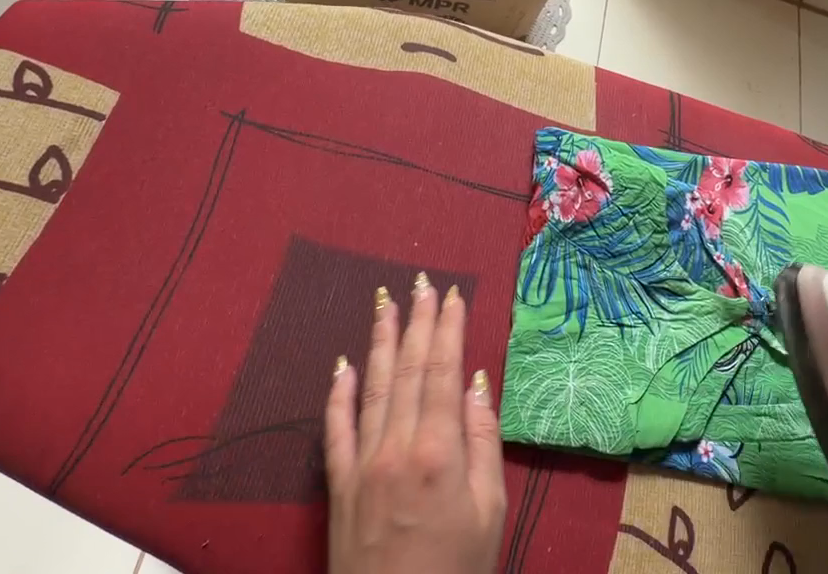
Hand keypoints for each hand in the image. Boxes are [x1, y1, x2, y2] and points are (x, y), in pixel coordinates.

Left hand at [326, 274, 505, 573]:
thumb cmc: (458, 567)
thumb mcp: (490, 508)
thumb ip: (483, 440)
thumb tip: (476, 381)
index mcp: (440, 450)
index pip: (442, 371)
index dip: (447, 329)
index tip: (452, 295)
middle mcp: (397, 446)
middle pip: (408, 369)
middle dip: (417, 321)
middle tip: (421, 282)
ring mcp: (362, 463)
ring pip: (373, 386)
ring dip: (381, 340)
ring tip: (386, 302)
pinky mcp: (338, 484)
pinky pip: (336, 428)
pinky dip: (339, 392)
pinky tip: (344, 363)